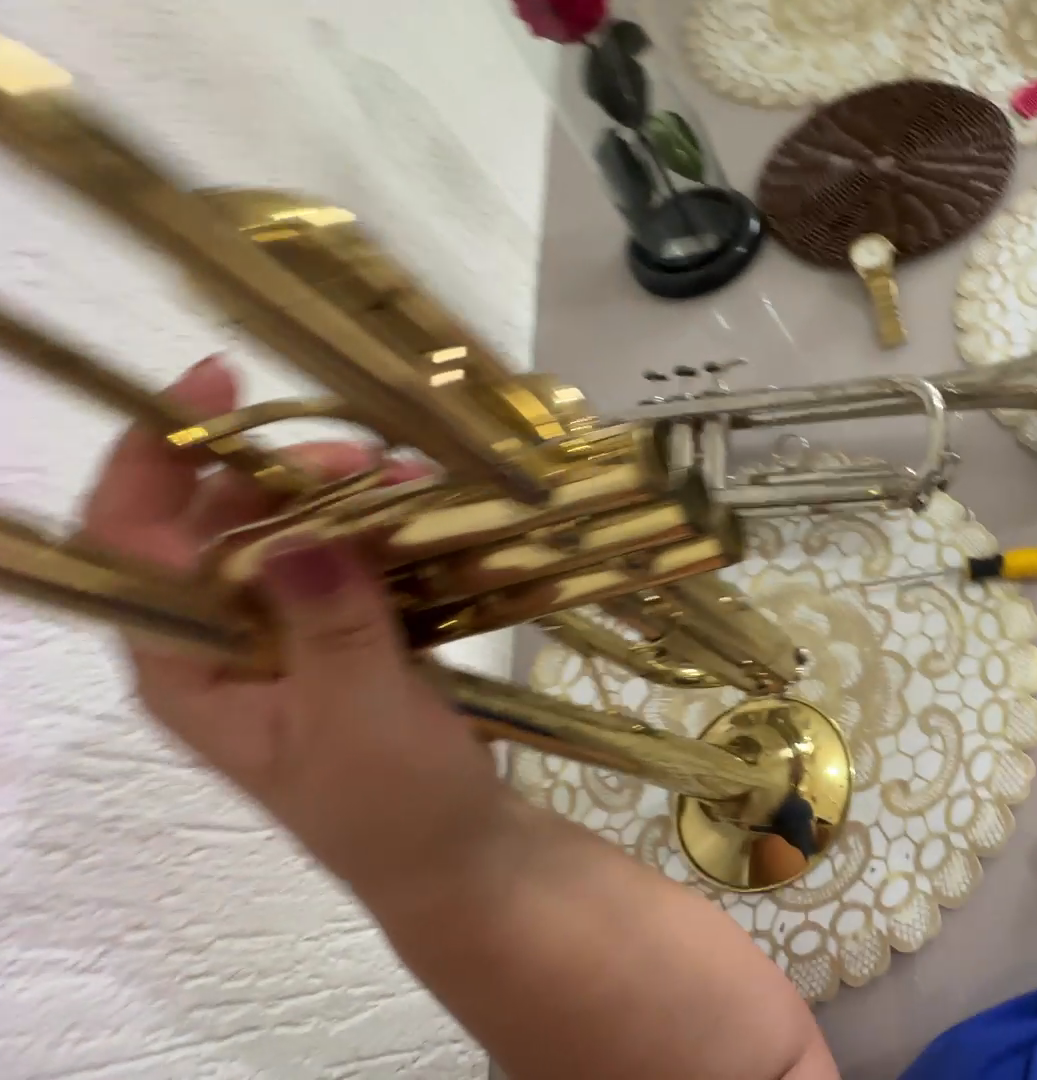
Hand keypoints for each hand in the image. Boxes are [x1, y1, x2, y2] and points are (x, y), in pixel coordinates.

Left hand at [79, 357, 513, 901]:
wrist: (461, 850)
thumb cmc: (392, 803)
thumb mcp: (357, 718)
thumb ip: (332, 628)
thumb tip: (303, 530)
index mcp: (189, 666)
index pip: (134, 542)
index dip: (157, 456)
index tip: (221, 387)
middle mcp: (231, 642)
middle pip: (220, 526)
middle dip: (283, 472)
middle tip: (368, 455)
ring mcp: (302, 639)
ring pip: (301, 540)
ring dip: (350, 500)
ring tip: (418, 484)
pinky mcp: (364, 641)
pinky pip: (362, 566)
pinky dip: (392, 533)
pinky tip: (436, 520)